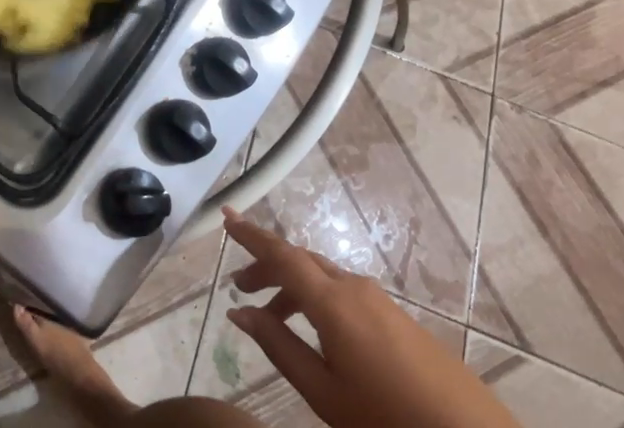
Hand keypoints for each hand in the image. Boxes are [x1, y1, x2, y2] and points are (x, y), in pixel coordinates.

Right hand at [222, 207, 519, 427]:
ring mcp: (380, 301)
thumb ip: (278, 346)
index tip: (226, 215)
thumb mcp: (323, 391)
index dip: (251, 235)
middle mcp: (355, 289)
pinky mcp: (397, 317)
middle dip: (266, 266)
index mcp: (333, 303)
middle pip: (301, 262)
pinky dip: (316, 299)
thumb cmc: (385, 418)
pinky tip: (312, 330)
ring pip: (323, 277)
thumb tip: (240, 312)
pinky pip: (344, 292)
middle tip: (238, 286)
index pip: (282, 256)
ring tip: (270, 315)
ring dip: (291, 286)